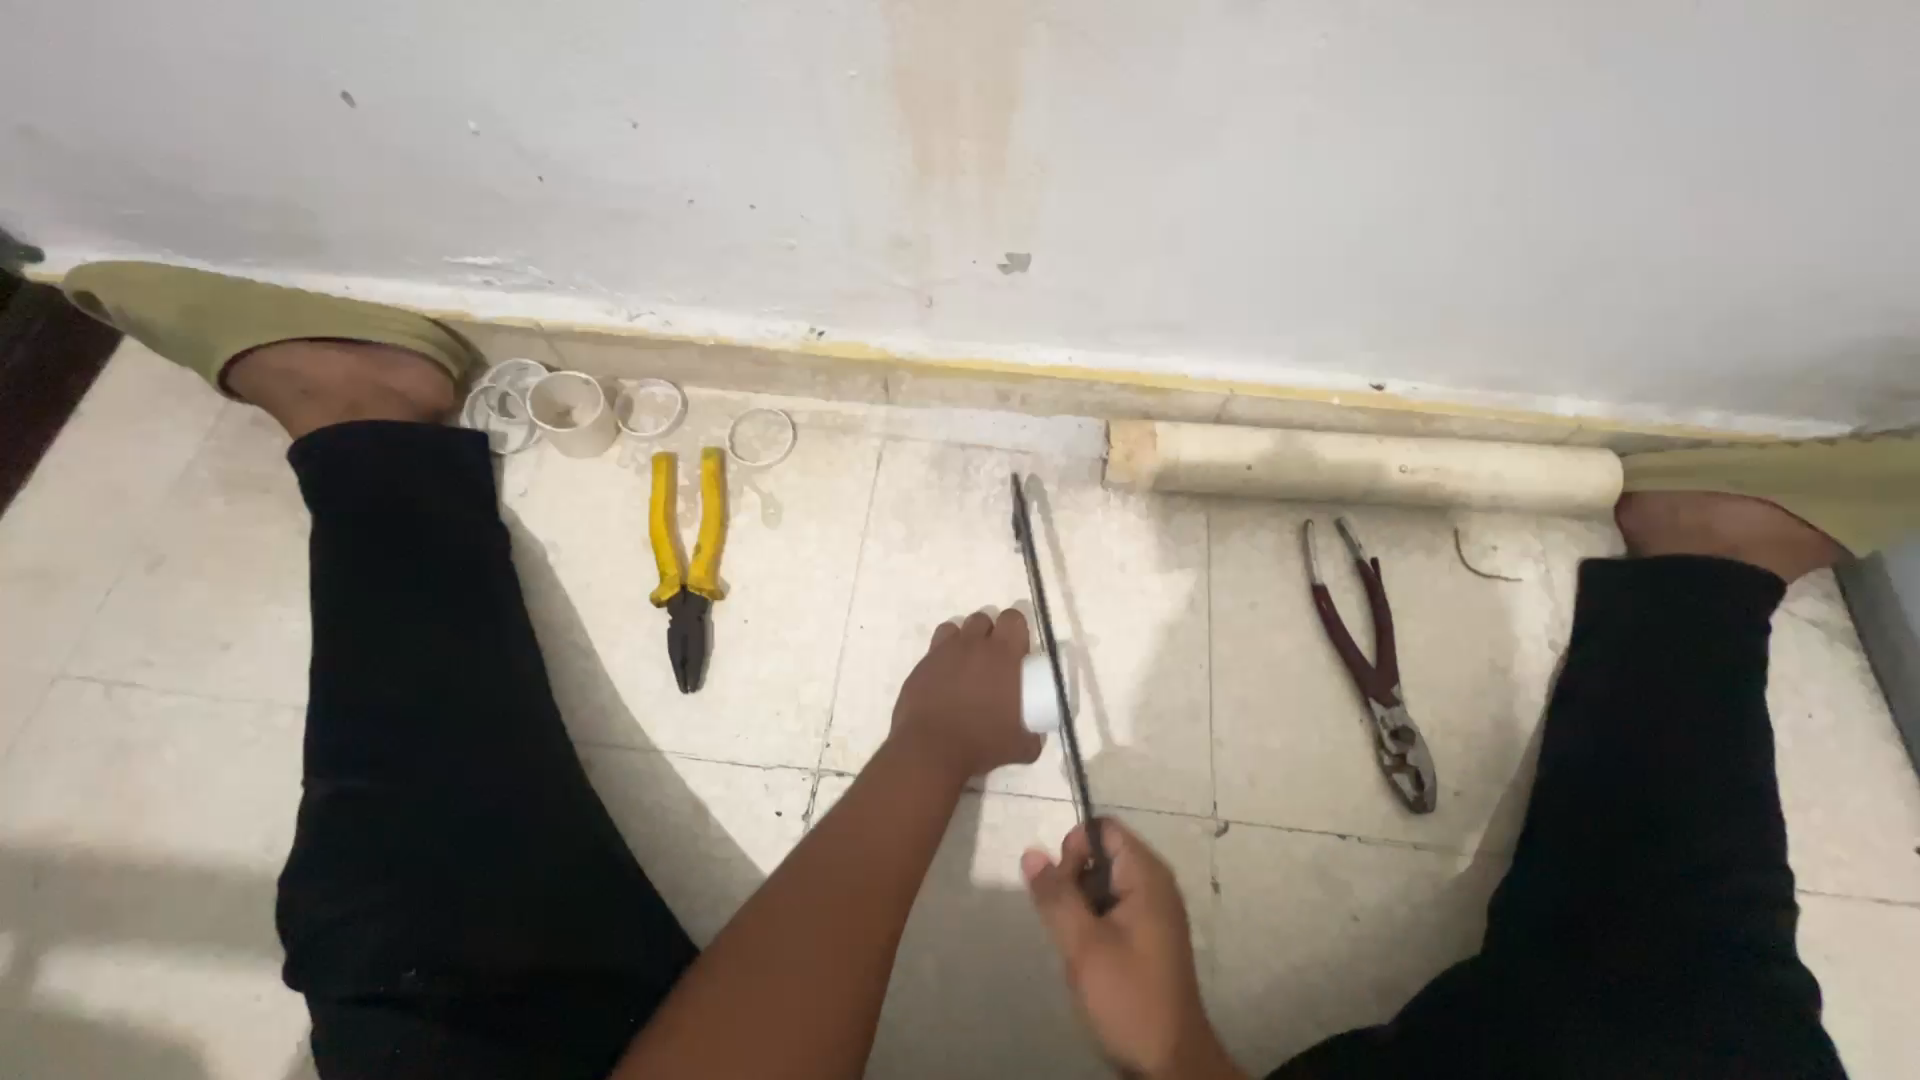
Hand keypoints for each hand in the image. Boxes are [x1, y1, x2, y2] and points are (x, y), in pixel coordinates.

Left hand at [889, 609, 1043, 781]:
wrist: (931, 749)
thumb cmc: (981, 743)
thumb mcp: (1020, 746)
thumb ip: (1032, 737)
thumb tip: (1035, 737)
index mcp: (1004, 656)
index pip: (1014, 618)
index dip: (1016, 629)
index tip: (1017, 649)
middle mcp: (973, 645)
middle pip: (983, 619)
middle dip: (989, 632)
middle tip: (992, 658)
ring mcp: (944, 652)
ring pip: (956, 628)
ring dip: (964, 639)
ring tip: (966, 663)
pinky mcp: (922, 664)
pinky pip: (935, 647)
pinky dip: (942, 656)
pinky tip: (944, 676)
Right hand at [1023, 820, 1245, 1079]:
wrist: (1170, 1062)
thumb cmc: (1128, 997)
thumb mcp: (1083, 945)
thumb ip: (1056, 895)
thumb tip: (1031, 852)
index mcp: (1147, 876)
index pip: (1103, 829)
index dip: (1075, 848)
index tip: (1063, 888)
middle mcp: (1154, 885)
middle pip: (1102, 854)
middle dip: (1074, 879)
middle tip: (1068, 923)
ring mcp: (1153, 911)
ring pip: (1103, 884)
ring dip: (1080, 905)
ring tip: (1078, 944)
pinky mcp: (1148, 936)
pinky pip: (1112, 908)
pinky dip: (1093, 922)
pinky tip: (1088, 956)